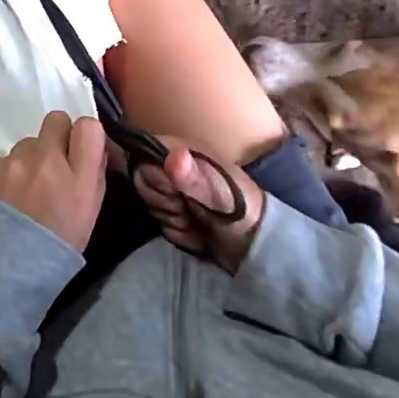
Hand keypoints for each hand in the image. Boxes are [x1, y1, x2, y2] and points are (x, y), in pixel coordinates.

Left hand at [0, 111, 107, 252]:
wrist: (0, 274)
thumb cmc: (55, 248)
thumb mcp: (89, 215)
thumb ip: (93, 177)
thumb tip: (95, 149)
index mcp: (78, 178)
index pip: (88, 126)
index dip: (84, 134)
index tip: (80, 149)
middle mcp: (46, 161)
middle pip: (56, 120)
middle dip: (57, 136)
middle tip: (53, 162)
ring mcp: (14, 163)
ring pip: (27, 143)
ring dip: (30, 158)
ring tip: (24, 190)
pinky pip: (4, 160)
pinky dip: (7, 174)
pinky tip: (4, 200)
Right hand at [131, 137, 264, 271]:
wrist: (255, 245)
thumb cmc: (243, 213)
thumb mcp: (222, 197)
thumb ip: (196, 179)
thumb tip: (174, 157)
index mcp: (186, 152)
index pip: (143, 154)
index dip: (153, 176)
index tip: (173, 191)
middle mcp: (176, 166)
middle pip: (142, 181)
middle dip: (162, 202)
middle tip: (188, 210)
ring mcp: (174, 189)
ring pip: (149, 203)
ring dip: (171, 219)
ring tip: (196, 222)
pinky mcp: (174, 211)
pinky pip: (157, 220)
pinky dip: (175, 231)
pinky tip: (194, 232)